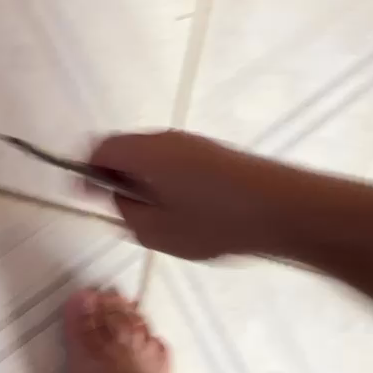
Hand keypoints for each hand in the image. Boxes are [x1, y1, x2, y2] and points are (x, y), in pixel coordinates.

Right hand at [88, 131, 322, 260]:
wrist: (288, 211)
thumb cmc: (216, 223)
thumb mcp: (158, 232)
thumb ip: (127, 214)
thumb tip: (121, 199)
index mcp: (143, 153)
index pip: (99, 150)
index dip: (86, 171)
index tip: (84, 195)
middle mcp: (164, 139)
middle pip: (124, 148)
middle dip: (116, 175)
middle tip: (121, 208)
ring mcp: (192, 143)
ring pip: (151, 156)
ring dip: (143, 178)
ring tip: (156, 214)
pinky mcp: (215, 153)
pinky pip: (175, 161)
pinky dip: (167, 178)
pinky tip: (186, 210)